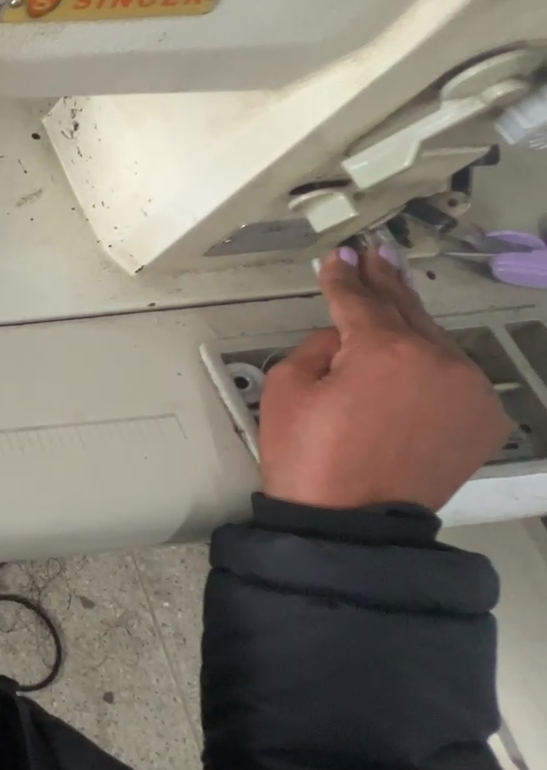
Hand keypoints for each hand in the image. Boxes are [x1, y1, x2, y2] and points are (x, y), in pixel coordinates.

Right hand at [258, 246, 510, 510]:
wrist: (353, 515)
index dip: (342, 276)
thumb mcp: (286, 386)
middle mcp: (439, 362)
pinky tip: (411, 352)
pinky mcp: (483, 418)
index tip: (337, 257)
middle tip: (375, 254)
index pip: (358, 300)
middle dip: (386, 281)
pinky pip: (453, 375)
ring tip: (393, 295)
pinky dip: (430, 360)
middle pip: (407, 310)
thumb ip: (318, 348)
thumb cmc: (306, 450)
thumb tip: (342, 341)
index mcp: (385, 350)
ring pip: (436, 341)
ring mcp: (470, 390)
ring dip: (410, 319)